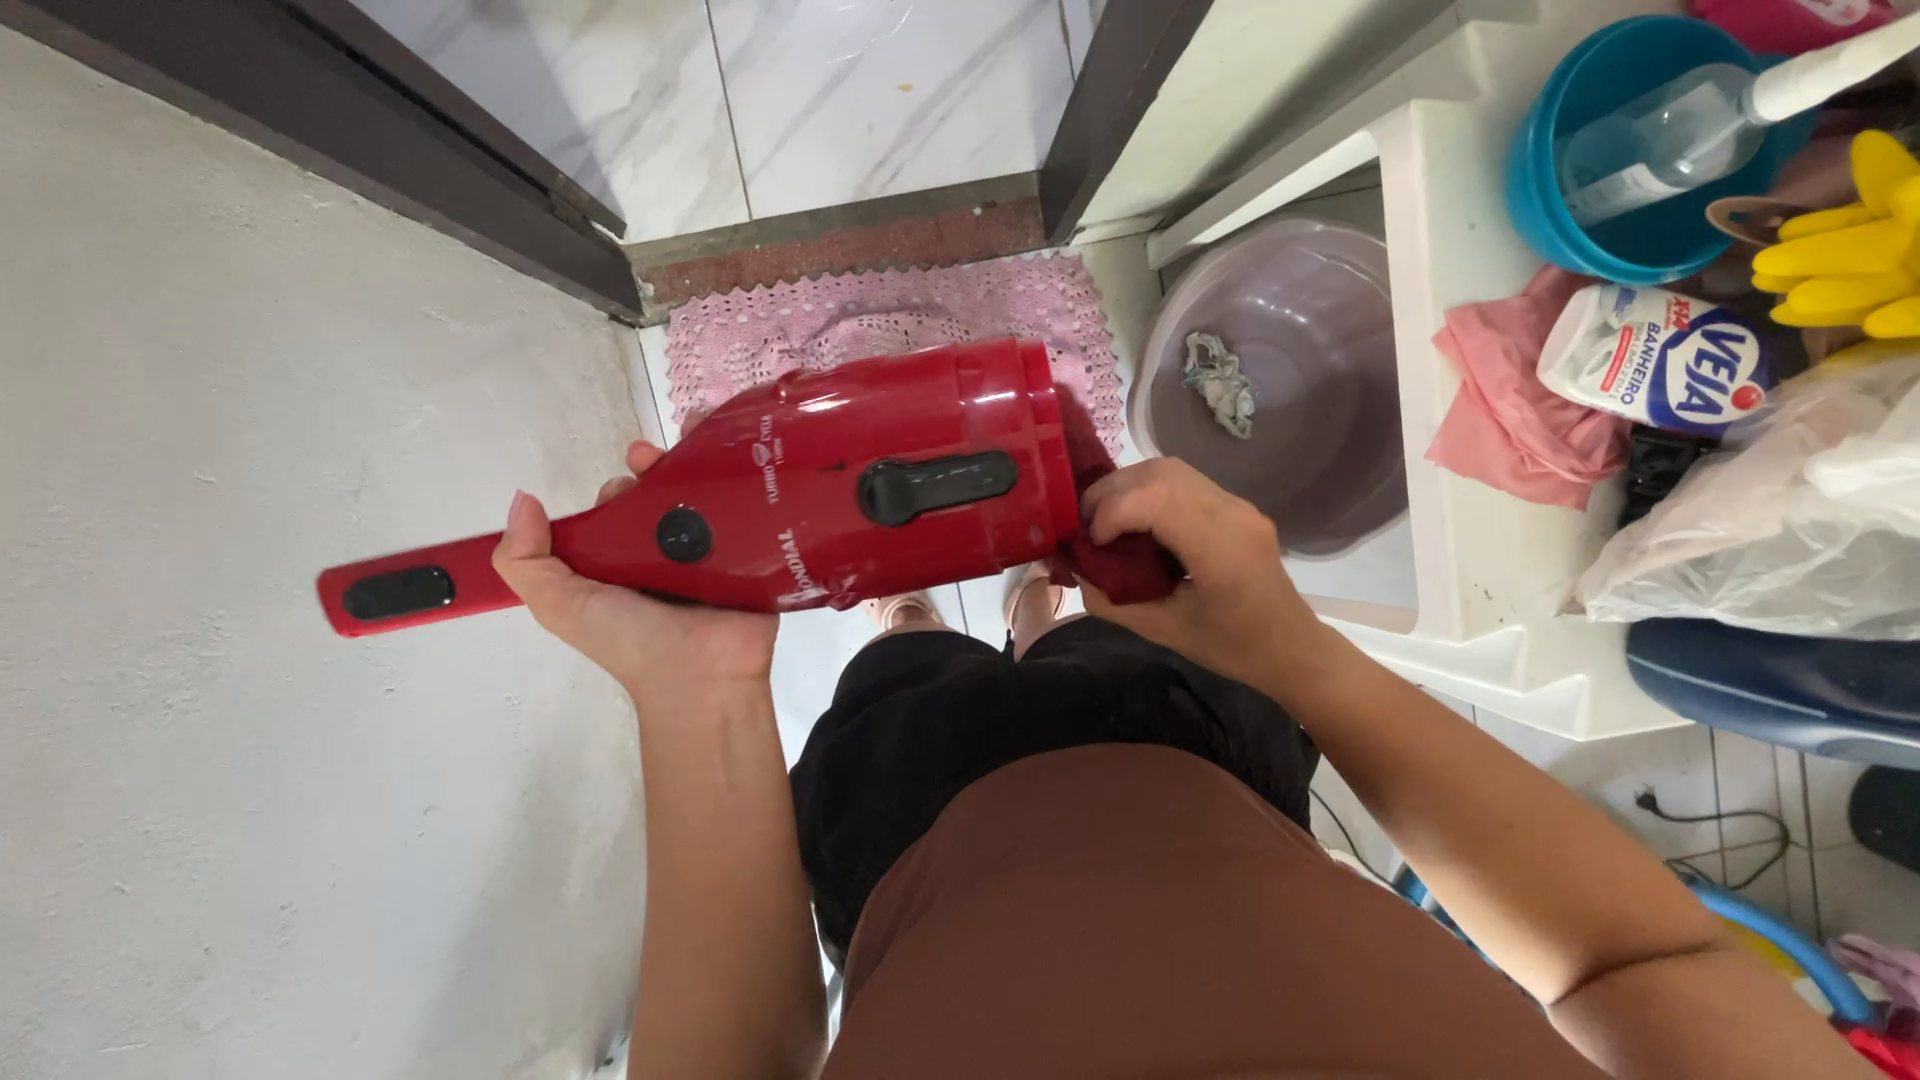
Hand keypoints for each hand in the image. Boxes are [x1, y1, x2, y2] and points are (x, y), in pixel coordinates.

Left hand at [492, 440, 778, 708]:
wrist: (701, 677)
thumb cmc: (631, 641)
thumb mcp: (561, 607)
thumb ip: (526, 561)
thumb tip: (524, 498)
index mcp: (620, 564)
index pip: (616, 512)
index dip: (616, 491)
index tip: (625, 482)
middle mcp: (664, 556)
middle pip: (660, 500)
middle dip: (657, 472)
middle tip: (657, 462)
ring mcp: (711, 554)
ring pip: (702, 500)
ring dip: (699, 470)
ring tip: (698, 447)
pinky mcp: (750, 555)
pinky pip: (745, 513)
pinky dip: (743, 488)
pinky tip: (744, 463)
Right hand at [1077, 458, 1334, 687]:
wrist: (1292, 646)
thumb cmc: (1232, 648)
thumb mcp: (1164, 632)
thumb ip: (1113, 601)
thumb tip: (1077, 572)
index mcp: (1220, 550)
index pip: (1154, 501)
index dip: (1111, 513)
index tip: (1092, 544)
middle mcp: (1232, 514)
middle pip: (1159, 474)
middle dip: (1110, 493)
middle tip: (1086, 526)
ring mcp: (1237, 504)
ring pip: (1169, 469)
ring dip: (1128, 486)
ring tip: (1105, 519)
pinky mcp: (1235, 505)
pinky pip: (1183, 481)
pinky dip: (1147, 491)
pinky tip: (1135, 520)